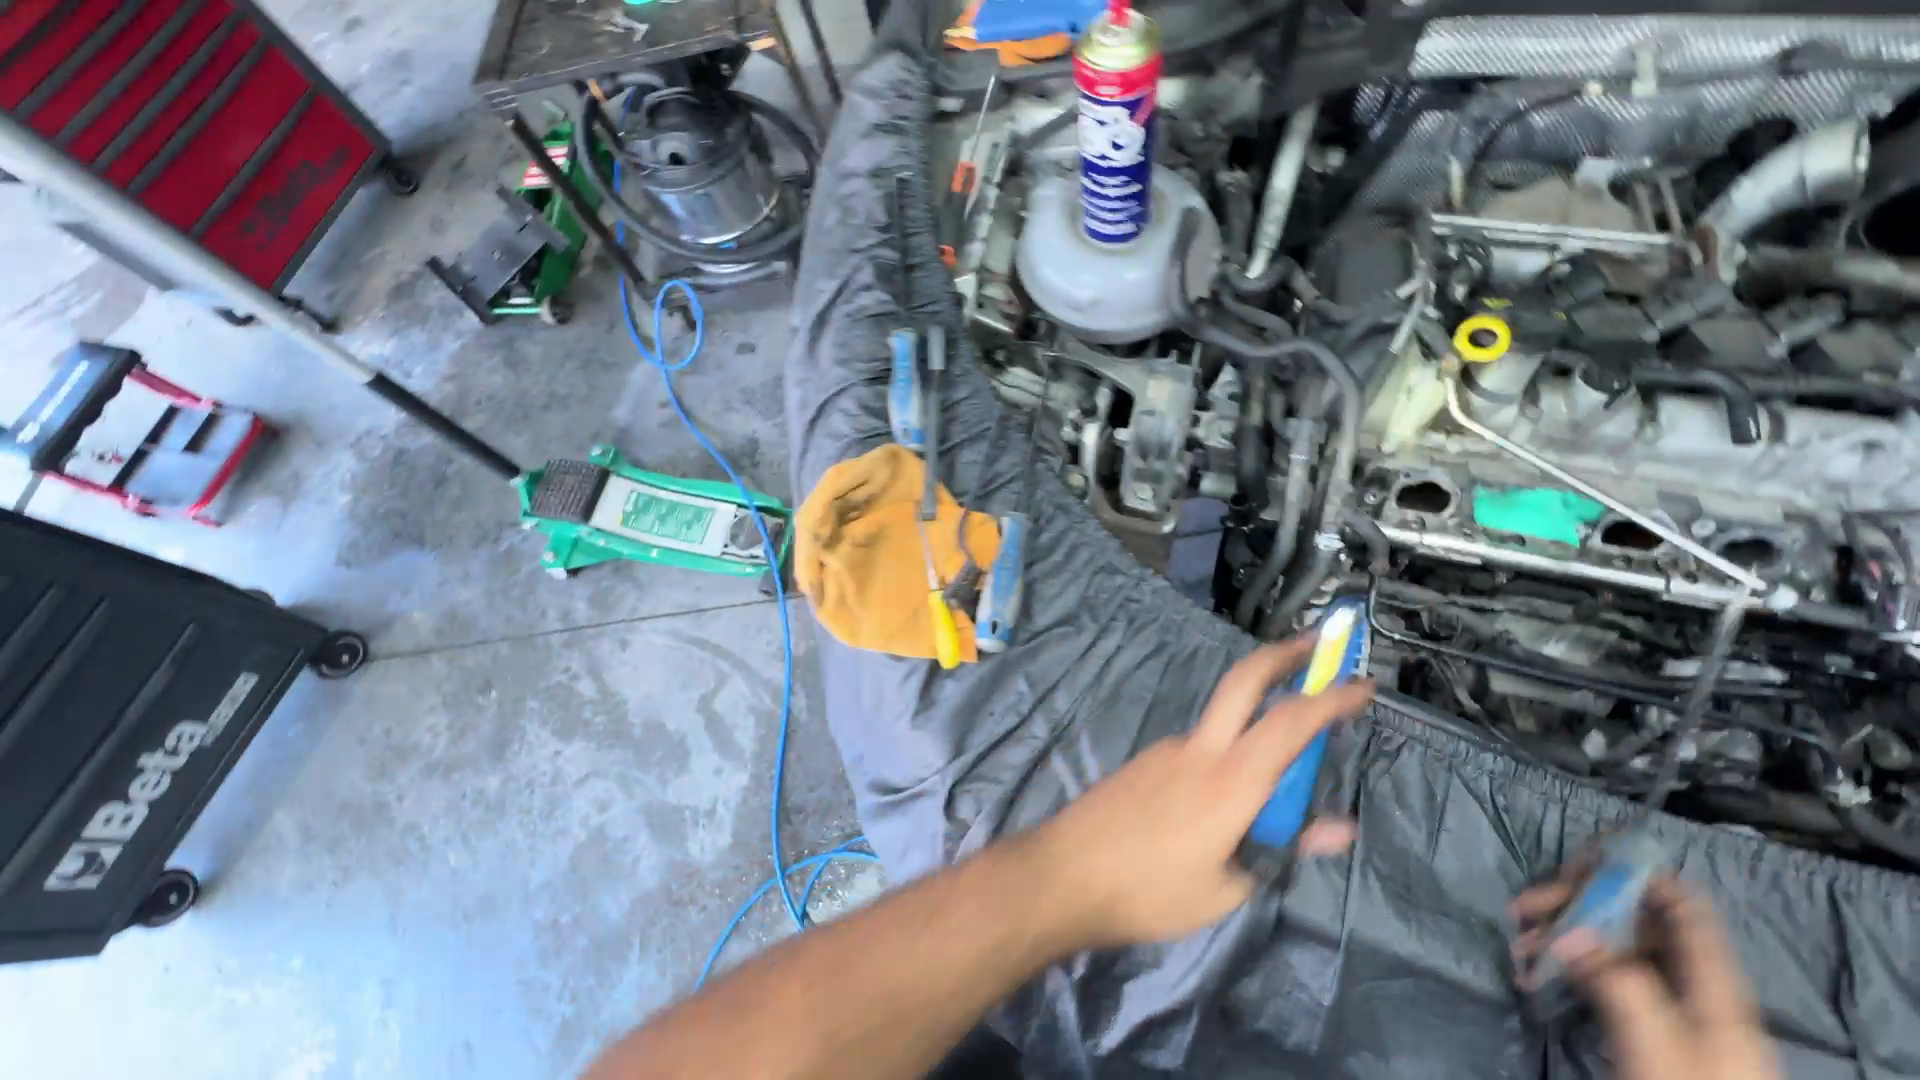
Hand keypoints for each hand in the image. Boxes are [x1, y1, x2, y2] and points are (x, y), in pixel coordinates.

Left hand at [1014, 637, 1373, 950]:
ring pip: (1221, 727)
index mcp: (1230, 780)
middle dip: (1282, 656)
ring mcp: (1165, 751)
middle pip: (1243, 683)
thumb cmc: (1150, 893)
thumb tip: (1337, 827)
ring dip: (1251, 735)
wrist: (1061, 876)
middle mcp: (1199, 750)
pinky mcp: (1143, 763)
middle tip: (1316, 644)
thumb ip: (1284, 847)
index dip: (1332, 699)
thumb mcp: (1228, 886)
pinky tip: (1212, 814)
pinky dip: (1221, 764)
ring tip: (1262, 805)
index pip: (1291, 724)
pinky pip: (1196, 753)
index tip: (1363, 684)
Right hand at [1511, 875, 1779, 1079]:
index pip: (1683, 905)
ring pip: (1612, 946)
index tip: (1580, 863)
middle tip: (1520, 908)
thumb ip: (1620, 984)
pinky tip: (1535, 970)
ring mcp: (1670, 1002)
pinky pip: (1605, 974)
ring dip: (1561, 935)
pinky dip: (1568, 964)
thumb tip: (1569, 932)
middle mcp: (1691, 982)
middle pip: (1633, 921)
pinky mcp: (1648, 1022)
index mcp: (1711, 982)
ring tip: (1519, 945)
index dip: (1637, 874)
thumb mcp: (1656, 1045)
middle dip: (1573, 905)